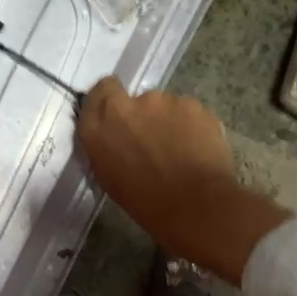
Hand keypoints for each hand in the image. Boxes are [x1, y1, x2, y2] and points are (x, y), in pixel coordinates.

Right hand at [76, 78, 289, 284]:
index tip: (120, 117)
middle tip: (153, 141)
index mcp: (98, 126)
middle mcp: (127, 106)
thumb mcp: (108, 174)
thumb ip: (107, 144)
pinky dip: (191, 125)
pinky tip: (197, 149)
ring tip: (180, 149)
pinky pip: (188, 112)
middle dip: (143, 114)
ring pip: (164, 105)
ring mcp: (162, 101)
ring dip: (168, 121)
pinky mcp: (193, 105)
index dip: (112, 100)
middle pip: (135, 99)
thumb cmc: (144, 201)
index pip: (101, 91)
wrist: (193, 204)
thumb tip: (115, 135)